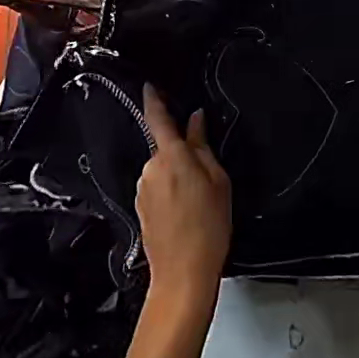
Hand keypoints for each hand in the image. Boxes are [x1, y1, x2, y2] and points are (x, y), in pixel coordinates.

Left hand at [137, 84, 231, 308]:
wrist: (183, 273)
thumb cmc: (209, 225)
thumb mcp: (218, 180)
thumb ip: (202, 146)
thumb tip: (195, 120)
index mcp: (171, 156)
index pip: (158, 118)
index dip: (154, 99)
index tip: (150, 85)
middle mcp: (150, 168)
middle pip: (165, 148)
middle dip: (182, 154)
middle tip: (206, 174)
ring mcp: (143, 189)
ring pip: (162, 170)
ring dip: (178, 176)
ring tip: (200, 201)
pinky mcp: (140, 207)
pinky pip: (157, 188)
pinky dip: (171, 193)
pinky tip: (187, 213)